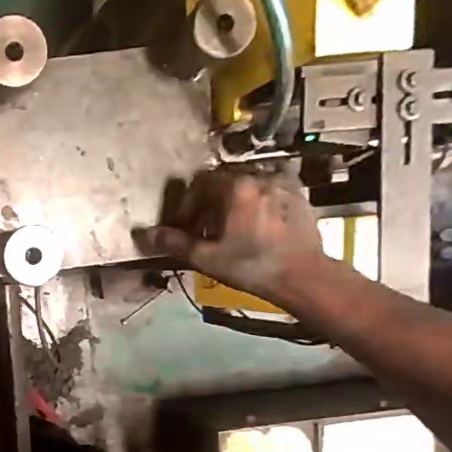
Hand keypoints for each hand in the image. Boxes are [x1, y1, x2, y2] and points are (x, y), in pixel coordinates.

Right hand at [137, 169, 327, 302]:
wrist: (304, 276)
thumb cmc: (252, 266)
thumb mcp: (208, 258)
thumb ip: (177, 242)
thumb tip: (148, 233)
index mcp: (234, 187)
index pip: (200, 184)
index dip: (188, 204)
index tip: (188, 225)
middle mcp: (258, 175)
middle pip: (224, 179)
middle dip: (212, 199)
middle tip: (209, 225)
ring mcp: (282, 182)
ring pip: (249, 180)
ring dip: (237, 196)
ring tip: (235, 222)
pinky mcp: (299, 193)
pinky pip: (275, 183)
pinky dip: (263, 193)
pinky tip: (262, 213)